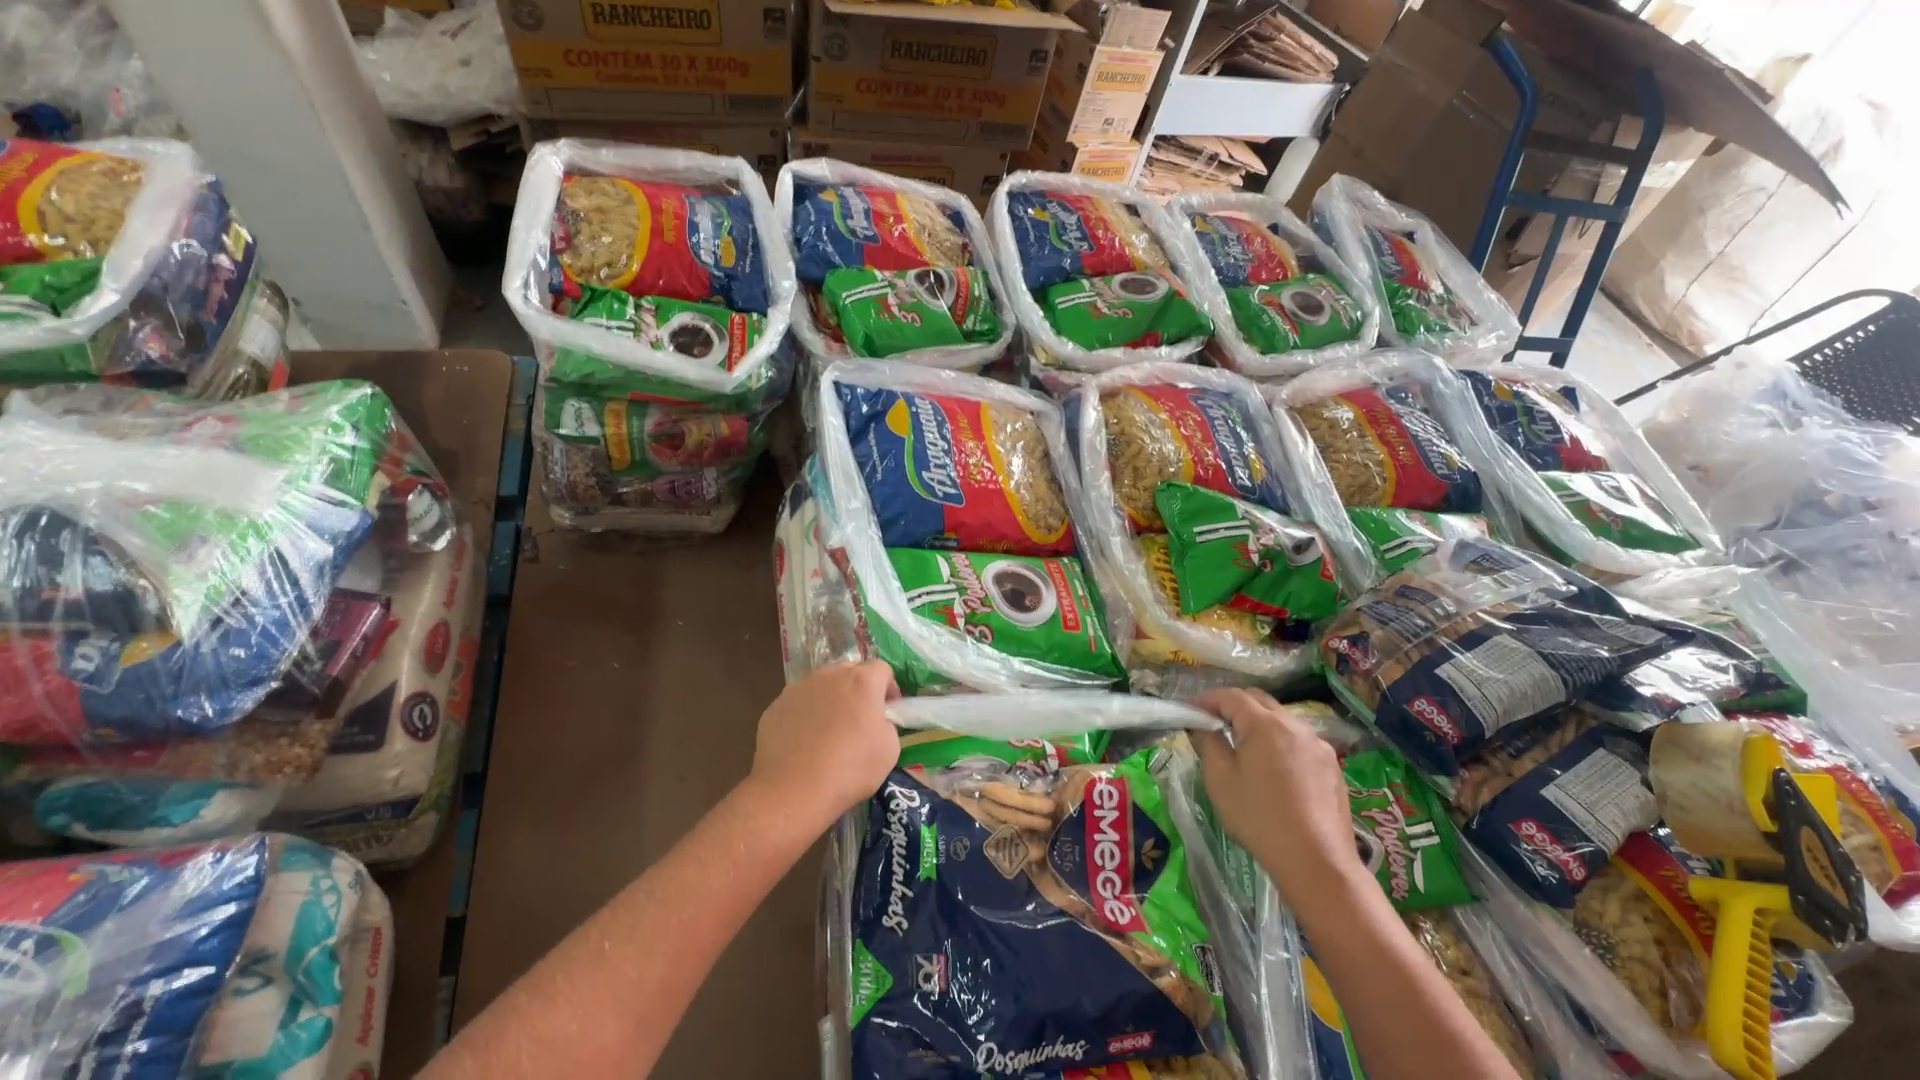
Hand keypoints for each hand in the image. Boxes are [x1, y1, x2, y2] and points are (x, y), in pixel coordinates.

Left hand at [748, 661, 900, 828]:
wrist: (793, 790)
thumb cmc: (850, 768)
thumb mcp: (890, 748)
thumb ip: (887, 723)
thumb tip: (876, 721)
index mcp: (861, 681)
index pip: (882, 668)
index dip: (889, 688)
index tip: (889, 710)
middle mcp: (828, 676)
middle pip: (849, 672)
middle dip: (858, 690)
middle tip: (860, 719)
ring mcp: (797, 689)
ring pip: (821, 687)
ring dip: (830, 701)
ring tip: (829, 733)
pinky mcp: (774, 707)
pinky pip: (798, 705)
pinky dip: (805, 716)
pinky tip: (804, 744)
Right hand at [1192, 690, 1364, 905]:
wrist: (1315, 859)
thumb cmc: (1258, 817)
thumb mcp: (1220, 780)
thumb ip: (1208, 744)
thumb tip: (1202, 725)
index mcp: (1265, 725)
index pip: (1231, 696)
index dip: (1207, 699)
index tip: (1189, 710)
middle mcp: (1295, 726)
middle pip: (1260, 702)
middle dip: (1234, 706)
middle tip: (1213, 723)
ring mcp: (1318, 745)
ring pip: (1282, 721)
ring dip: (1259, 724)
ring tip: (1243, 747)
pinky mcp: (1331, 766)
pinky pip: (1299, 742)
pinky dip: (1280, 744)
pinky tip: (1274, 769)